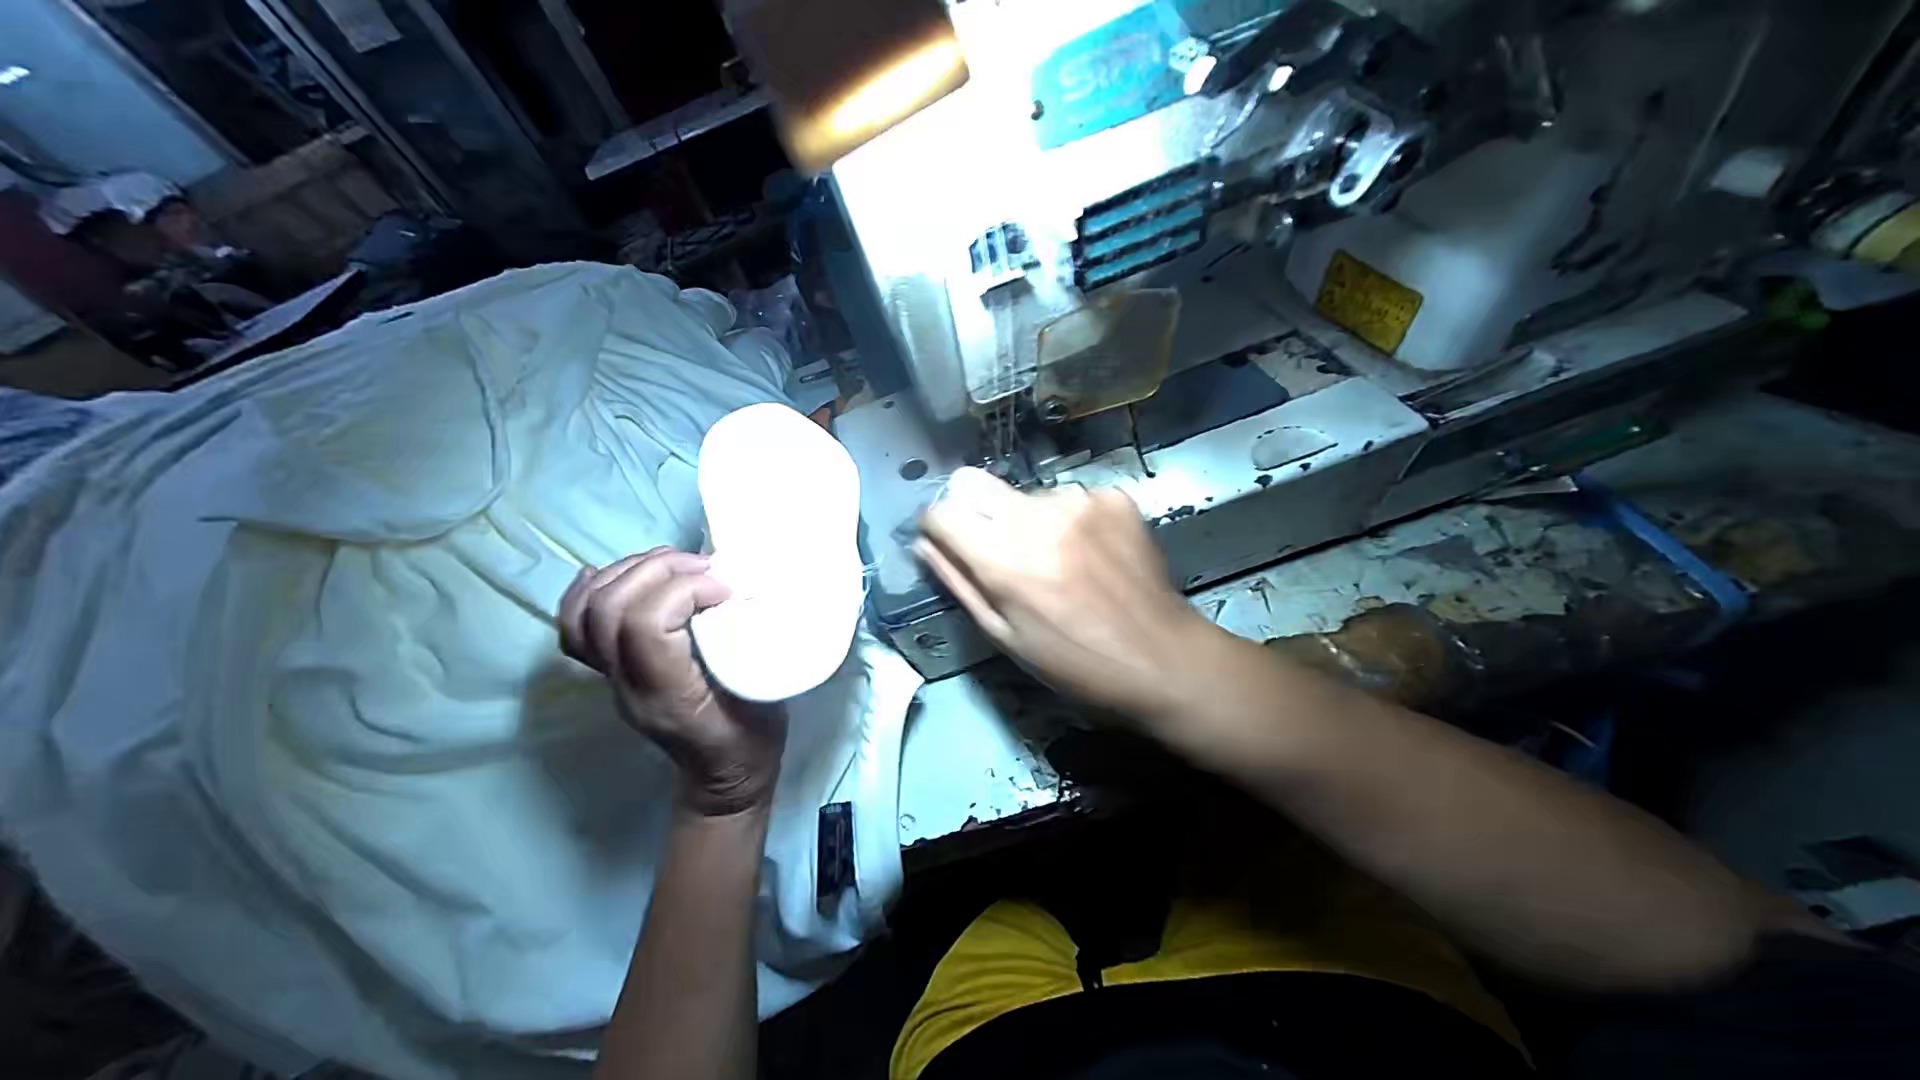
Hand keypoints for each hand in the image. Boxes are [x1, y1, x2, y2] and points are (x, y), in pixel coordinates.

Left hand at [558, 547, 786, 815]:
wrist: (724, 776)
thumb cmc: (752, 737)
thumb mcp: (764, 696)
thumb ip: (750, 645)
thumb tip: (742, 588)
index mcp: (670, 694)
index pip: (644, 625)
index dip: (683, 589)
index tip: (726, 587)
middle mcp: (629, 685)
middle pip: (609, 609)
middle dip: (656, 570)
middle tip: (704, 567)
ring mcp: (611, 679)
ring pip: (586, 611)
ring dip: (630, 570)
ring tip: (675, 564)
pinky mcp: (610, 671)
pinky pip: (576, 625)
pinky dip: (591, 588)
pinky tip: (618, 572)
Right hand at [915, 467, 1224, 719]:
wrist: (1162, 658)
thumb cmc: (1074, 662)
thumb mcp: (1004, 636)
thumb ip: (958, 582)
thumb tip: (926, 544)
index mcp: (1004, 559)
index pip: (941, 510)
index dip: (936, 526)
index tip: (948, 541)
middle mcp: (1037, 516)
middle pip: (974, 483)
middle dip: (971, 510)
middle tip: (996, 547)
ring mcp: (1080, 501)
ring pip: (1024, 493)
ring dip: (1027, 519)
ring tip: (1058, 561)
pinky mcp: (1114, 497)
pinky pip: (1069, 498)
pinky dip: (1069, 521)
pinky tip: (1090, 553)